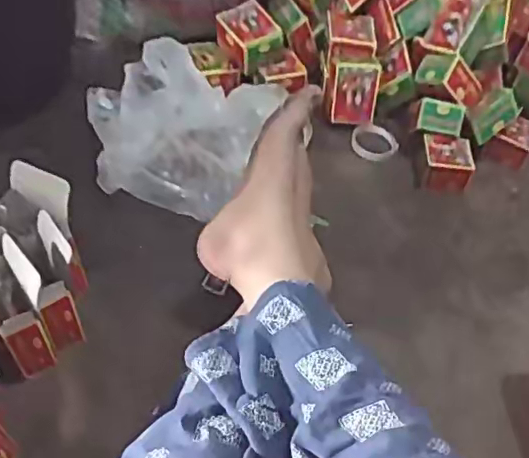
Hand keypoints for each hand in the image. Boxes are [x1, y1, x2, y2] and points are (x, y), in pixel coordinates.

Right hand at [195, 88, 331, 307]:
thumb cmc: (245, 248)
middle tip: (288, 146)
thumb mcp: (215, 239)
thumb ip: (222, 233)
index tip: (308, 96)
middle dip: (294, 153)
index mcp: (274, 172)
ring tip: (274, 203)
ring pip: (301, 205)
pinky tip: (275, 258)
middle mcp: (297, 196)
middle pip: (300, 165)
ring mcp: (309, 231)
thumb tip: (229, 250)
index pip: (286, 132)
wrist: (280, 292)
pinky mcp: (314, 262)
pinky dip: (288, 244)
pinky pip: (299, 243)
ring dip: (290, 202)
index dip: (295, 112)